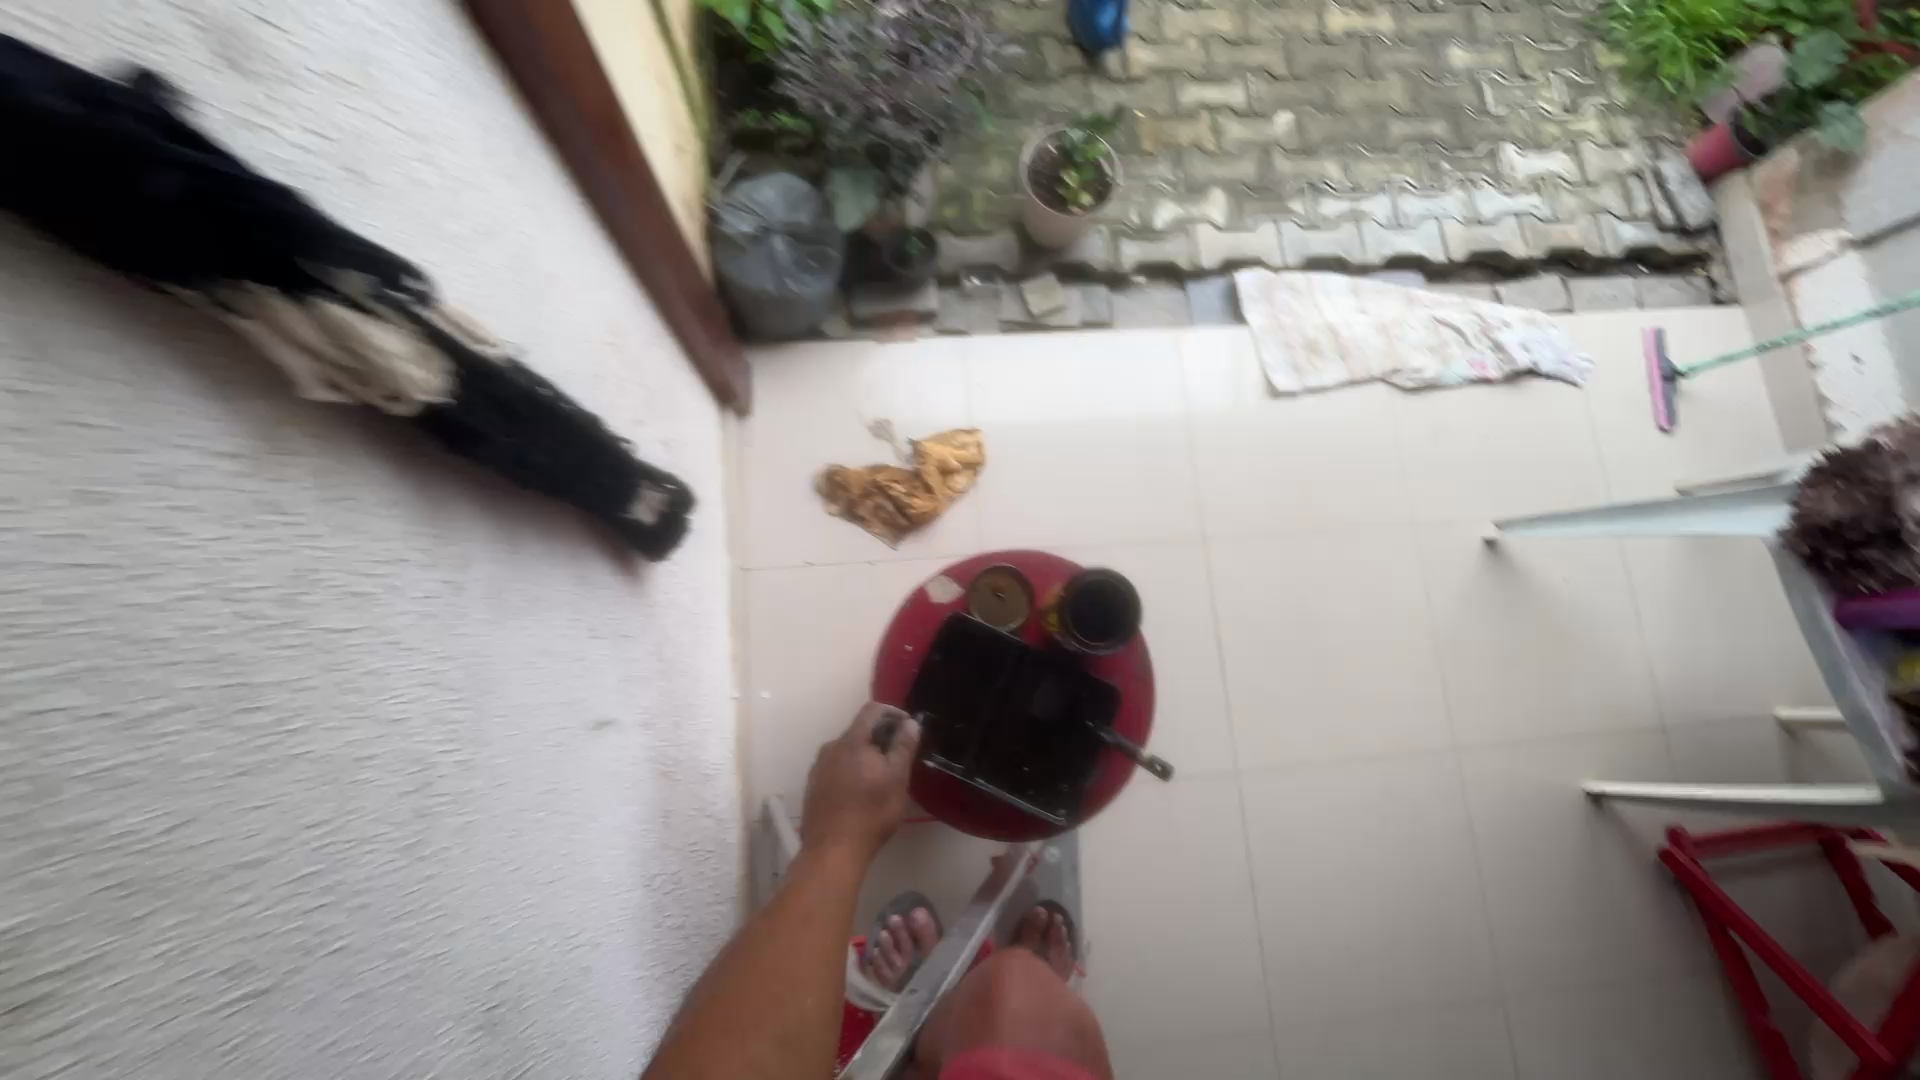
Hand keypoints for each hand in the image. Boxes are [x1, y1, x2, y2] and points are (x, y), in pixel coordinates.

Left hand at [800, 703, 920, 862]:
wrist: (832, 851)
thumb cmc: (871, 812)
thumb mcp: (897, 778)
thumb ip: (903, 747)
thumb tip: (910, 723)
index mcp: (851, 741)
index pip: (872, 710)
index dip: (893, 713)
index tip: (908, 728)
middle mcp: (830, 748)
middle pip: (859, 731)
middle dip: (881, 738)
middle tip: (899, 757)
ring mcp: (818, 768)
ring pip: (847, 751)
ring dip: (866, 756)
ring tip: (882, 778)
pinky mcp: (813, 787)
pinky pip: (836, 768)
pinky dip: (852, 771)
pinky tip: (861, 793)